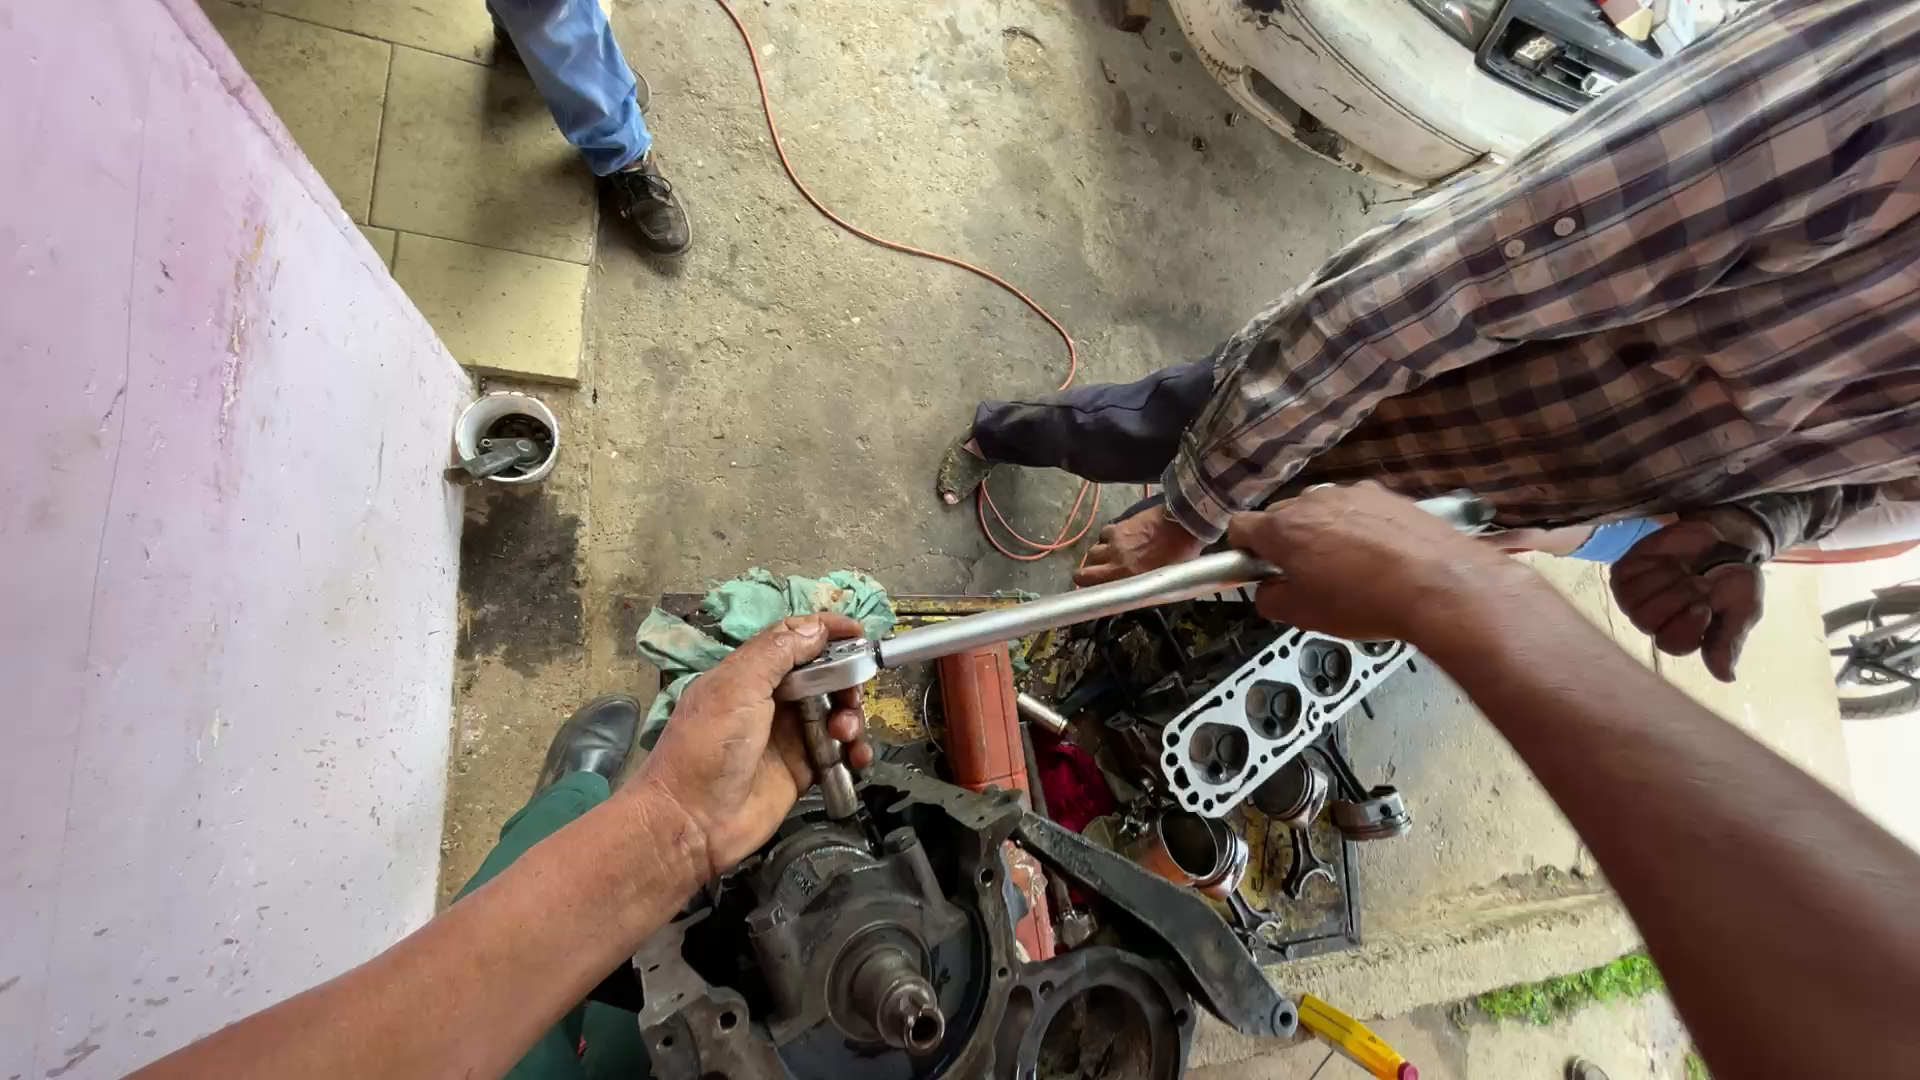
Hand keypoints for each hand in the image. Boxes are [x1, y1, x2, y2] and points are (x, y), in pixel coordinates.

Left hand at [631, 614, 872, 879]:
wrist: (691, 823)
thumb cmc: (708, 747)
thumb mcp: (738, 687)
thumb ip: (778, 652)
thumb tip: (817, 628)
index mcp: (752, 672)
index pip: (794, 638)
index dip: (825, 629)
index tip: (857, 631)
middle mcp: (773, 699)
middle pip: (824, 674)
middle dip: (846, 678)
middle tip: (852, 693)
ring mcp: (790, 735)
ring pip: (836, 710)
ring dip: (851, 715)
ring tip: (845, 732)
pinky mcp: (804, 769)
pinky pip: (840, 751)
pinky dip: (855, 750)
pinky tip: (857, 757)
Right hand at [1073, 504, 1206, 586]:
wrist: (1184, 524)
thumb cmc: (1179, 556)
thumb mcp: (1162, 580)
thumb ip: (1142, 587)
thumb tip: (1132, 595)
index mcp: (1121, 574)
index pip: (1084, 579)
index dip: (1084, 583)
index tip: (1091, 586)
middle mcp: (1113, 557)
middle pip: (1087, 562)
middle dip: (1091, 568)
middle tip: (1103, 571)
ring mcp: (1115, 539)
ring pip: (1095, 547)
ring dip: (1101, 552)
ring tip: (1113, 554)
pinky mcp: (1121, 524)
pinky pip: (1106, 532)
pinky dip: (1109, 537)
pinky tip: (1120, 538)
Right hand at [1224, 482, 1521, 641]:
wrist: (1442, 588)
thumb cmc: (1367, 601)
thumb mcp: (1301, 615)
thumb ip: (1268, 599)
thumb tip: (1266, 591)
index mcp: (1281, 529)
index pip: (1238, 526)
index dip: (1241, 549)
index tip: (1255, 567)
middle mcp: (1312, 502)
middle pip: (1280, 516)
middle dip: (1285, 542)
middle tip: (1303, 575)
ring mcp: (1351, 494)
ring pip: (1320, 511)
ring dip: (1323, 533)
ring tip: (1348, 570)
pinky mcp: (1387, 496)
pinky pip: (1358, 509)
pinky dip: (1359, 528)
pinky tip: (1378, 558)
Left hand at [1610, 520, 1763, 682]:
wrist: (1723, 539)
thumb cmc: (1732, 579)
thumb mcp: (1741, 611)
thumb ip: (1727, 641)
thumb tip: (1725, 678)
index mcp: (1681, 631)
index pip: (1672, 644)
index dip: (1687, 628)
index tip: (1705, 607)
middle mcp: (1652, 618)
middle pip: (1648, 624)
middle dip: (1678, 600)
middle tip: (1701, 582)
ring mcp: (1633, 597)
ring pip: (1635, 603)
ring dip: (1668, 584)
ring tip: (1688, 571)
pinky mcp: (1622, 575)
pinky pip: (1626, 580)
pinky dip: (1652, 570)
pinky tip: (1667, 562)